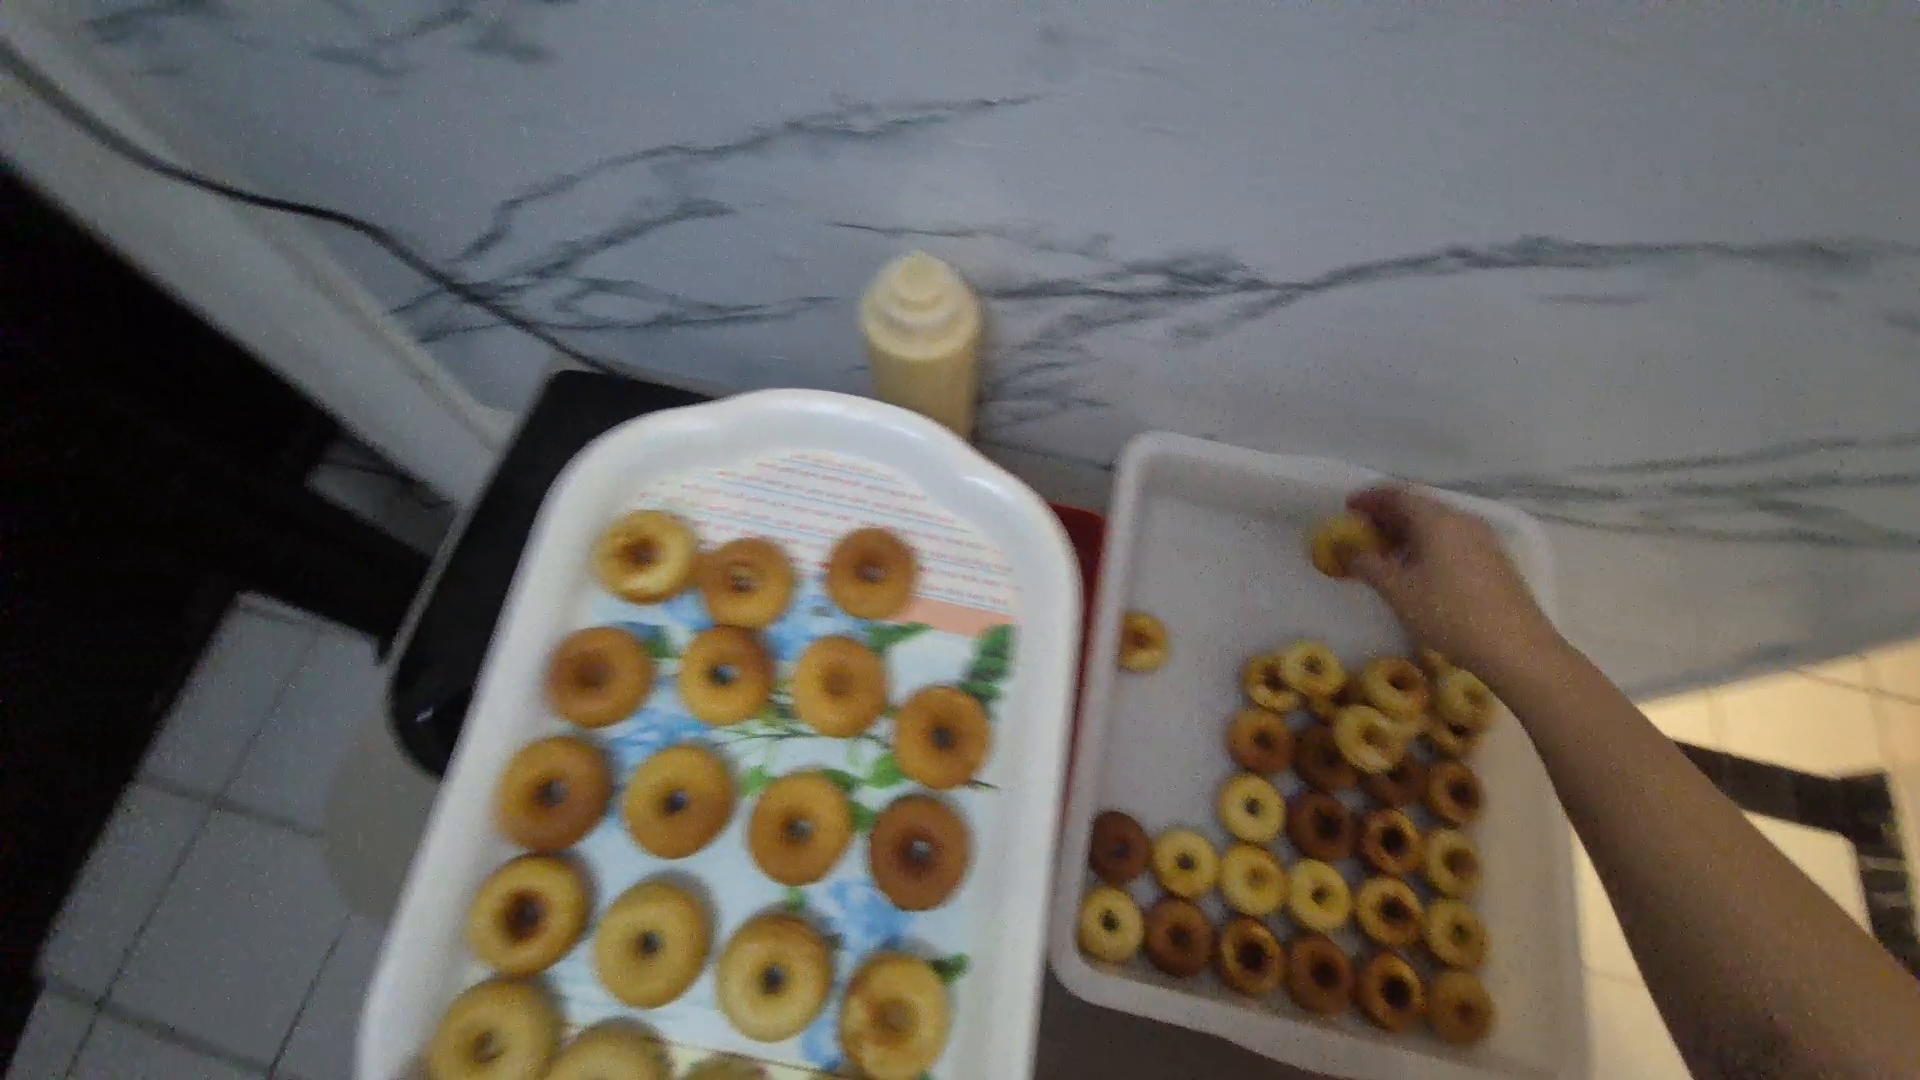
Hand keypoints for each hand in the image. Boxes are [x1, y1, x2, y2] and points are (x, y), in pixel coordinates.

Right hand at [1344, 486, 1559, 676]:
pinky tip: (1415, 565)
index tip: (1347, 507)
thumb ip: (1367, 564)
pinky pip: (1451, 537)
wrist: (1516, 647)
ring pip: (1436, 522)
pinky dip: (1425, 541)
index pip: (1398, 494)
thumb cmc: (1448, 614)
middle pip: (1418, 505)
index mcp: (1437, 521)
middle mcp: (1462, 520)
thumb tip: (1348, 550)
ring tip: (1382, 549)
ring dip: (1405, 529)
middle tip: (1360, 529)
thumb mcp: (1397, 591)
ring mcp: (1482, 539)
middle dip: (1386, 514)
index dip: (1370, 497)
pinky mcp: (1492, 558)